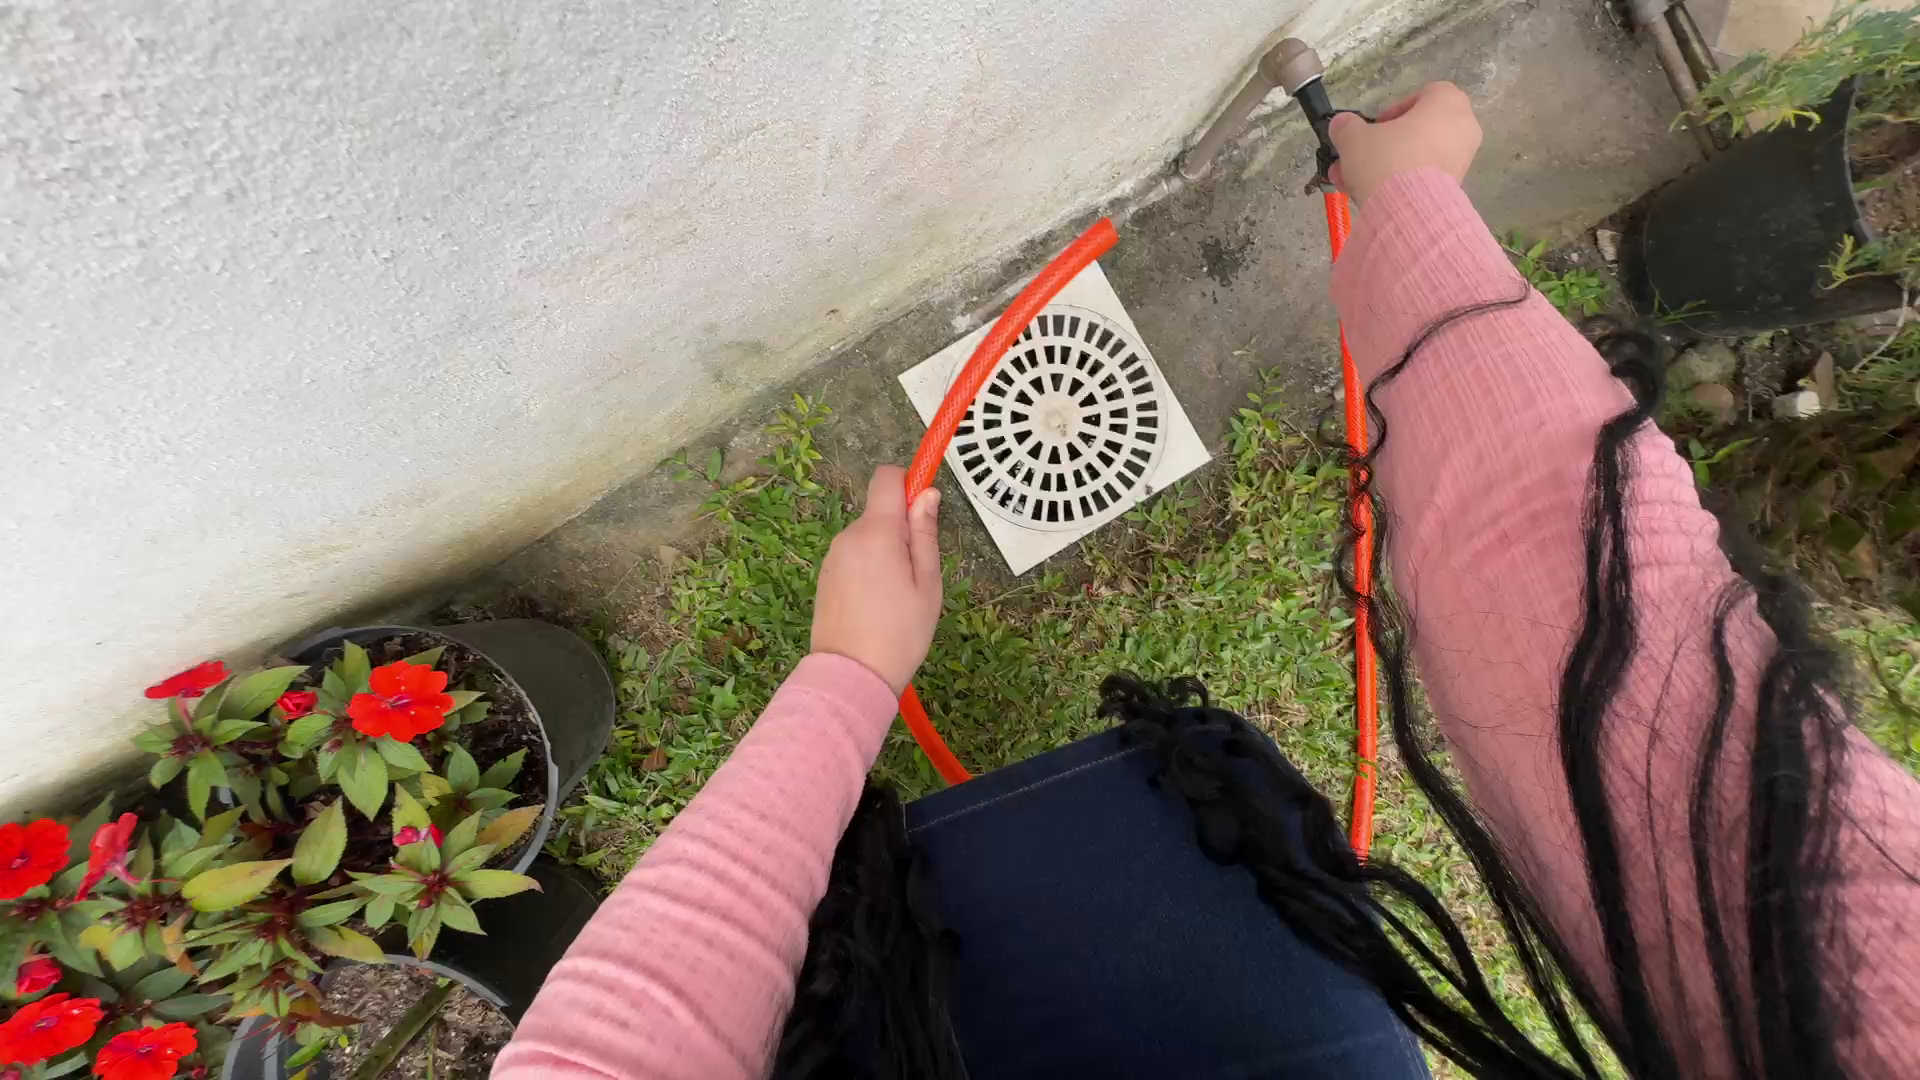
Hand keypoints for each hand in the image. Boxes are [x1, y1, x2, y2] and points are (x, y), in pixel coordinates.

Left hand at [810, 466, 942, 694]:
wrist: (851, 677)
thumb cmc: (901, 632)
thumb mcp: (927, 584)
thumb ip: (926, 534)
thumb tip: (927, 494)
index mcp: (876, 533)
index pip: (886, 478)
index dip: (908, 484)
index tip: (923, 513)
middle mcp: (848, 537)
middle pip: (879, 512)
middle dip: (902, 531)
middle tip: (917, 576)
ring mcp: (832, 557)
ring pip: (868, 538)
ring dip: (885, 553)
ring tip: (897, 598)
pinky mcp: (825, 577)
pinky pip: (854, 558)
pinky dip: (869, 569)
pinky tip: (876, 606)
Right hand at [1328, 82, 1481, 202]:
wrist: (1407, 209)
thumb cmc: (1385, 160)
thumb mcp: (1354, 139)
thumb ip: (1346, 127)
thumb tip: (1340, 123)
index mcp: (1445, 101)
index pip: (1422, 95)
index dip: (1392, 112)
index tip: (1372, 131)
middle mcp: (1462, 124)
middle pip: (1417, 129)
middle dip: (1383, 146)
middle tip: (1358, 162)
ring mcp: (1462, 156)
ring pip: (1417, 155)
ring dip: (1387, 166)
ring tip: (1356, 184)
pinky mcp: (1454, 184)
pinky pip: (1424, 176)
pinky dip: (1402, 182)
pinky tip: (1375, 196)